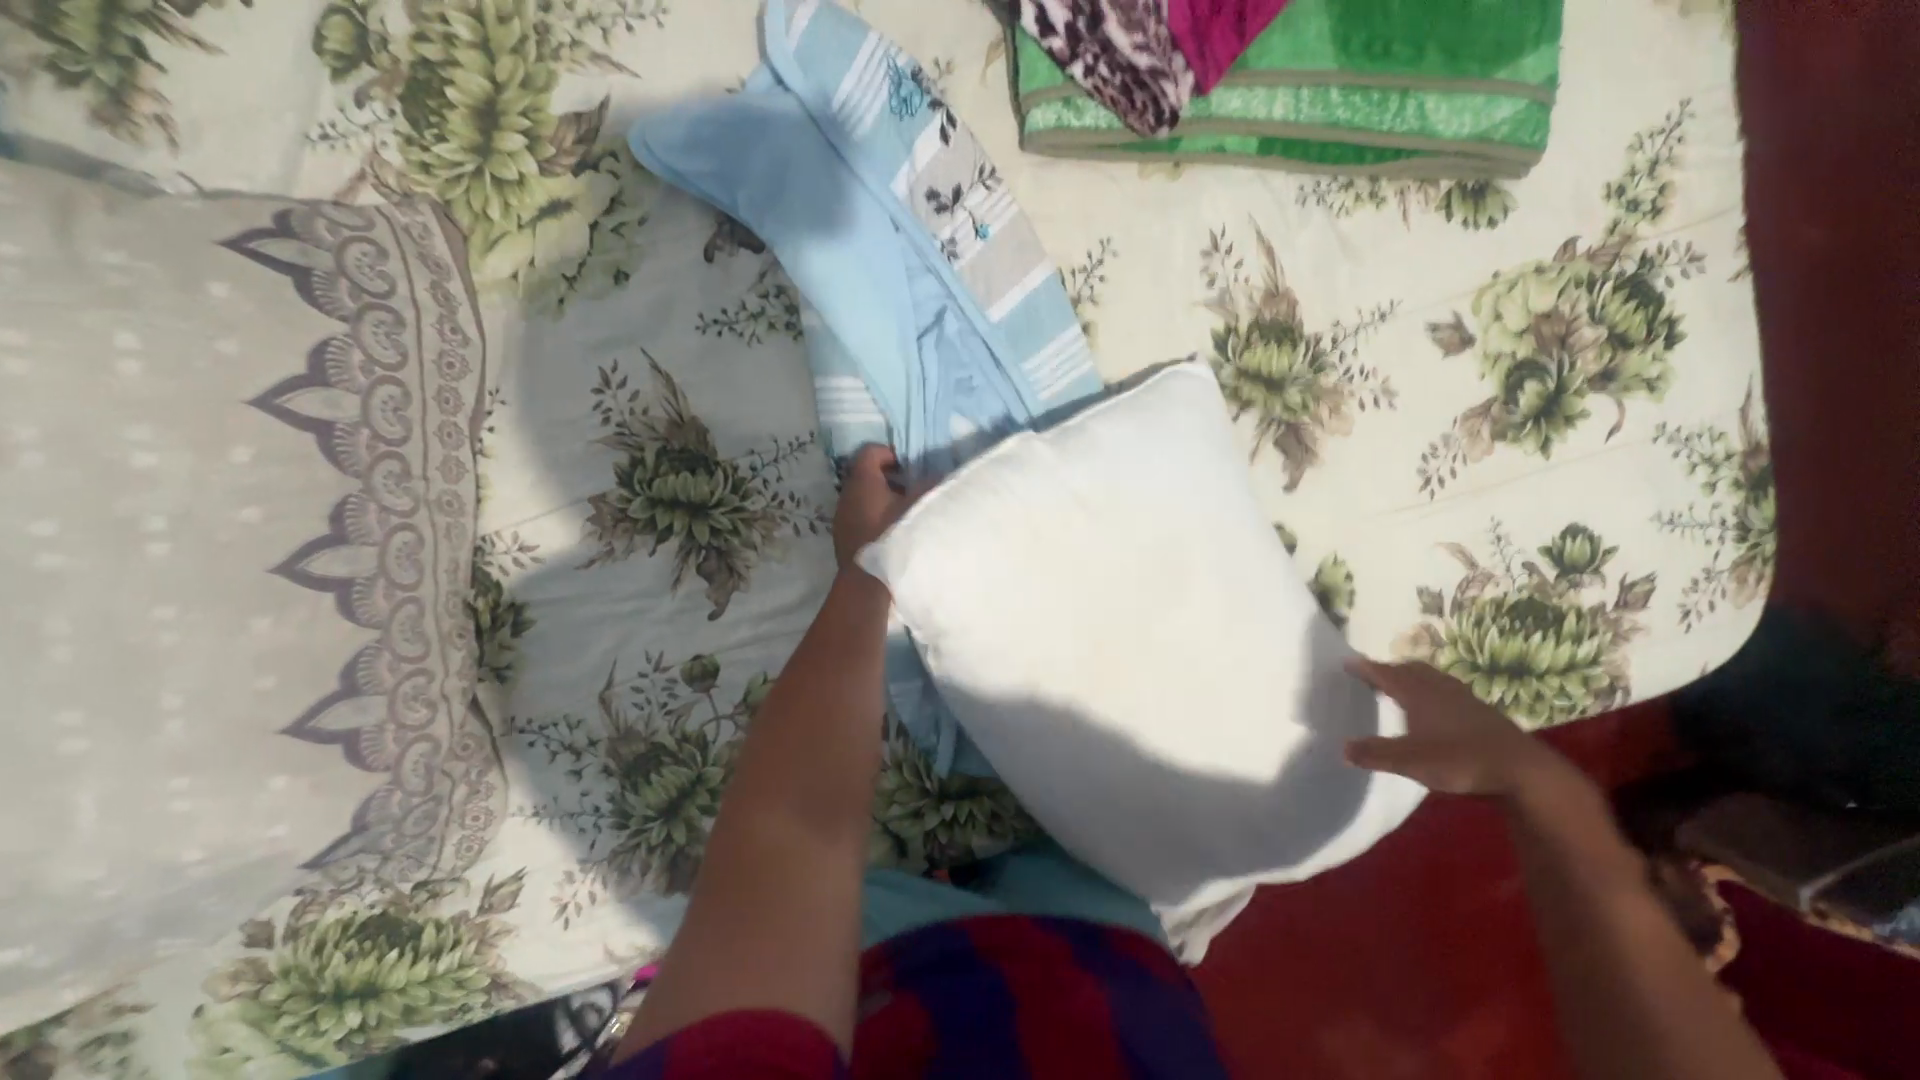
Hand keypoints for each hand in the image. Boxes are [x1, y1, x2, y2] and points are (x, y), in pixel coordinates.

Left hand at [833, 444, 918, 571]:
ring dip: (880, 500)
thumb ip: (929, 487)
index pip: (870, 452)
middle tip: (910, 490)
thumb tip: (937, 477)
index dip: (890, 453)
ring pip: (861, 497)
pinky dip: (873, 517)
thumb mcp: (918, 507)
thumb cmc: (893, 536)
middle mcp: (846, 494)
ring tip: (903, 514)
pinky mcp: (841, 537)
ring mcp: (841, 516)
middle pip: (865, 474)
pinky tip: (890, 533)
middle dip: (888, 478)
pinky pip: (858, 516)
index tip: (908, 467)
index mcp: (862, 481)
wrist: (868, 581)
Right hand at [1343, 658, 1570, 797]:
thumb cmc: (1459, 760)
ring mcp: (1464, 699)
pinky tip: (1438, 706)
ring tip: (1404, 685)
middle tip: (1374, 674)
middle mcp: (1439, 689)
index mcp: (1418, 695)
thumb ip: (1375, 754)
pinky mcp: (1482, 712)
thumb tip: (1343, 748)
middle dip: (1390, 669)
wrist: (1522, 770)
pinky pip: (1450, 690)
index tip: (1348, 662)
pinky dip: (1434, 690)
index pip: (1386, 674)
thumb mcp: (1410, 761)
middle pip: (1410, 670)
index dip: (1366, 668)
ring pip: (1433, 678)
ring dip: (1414, 677)